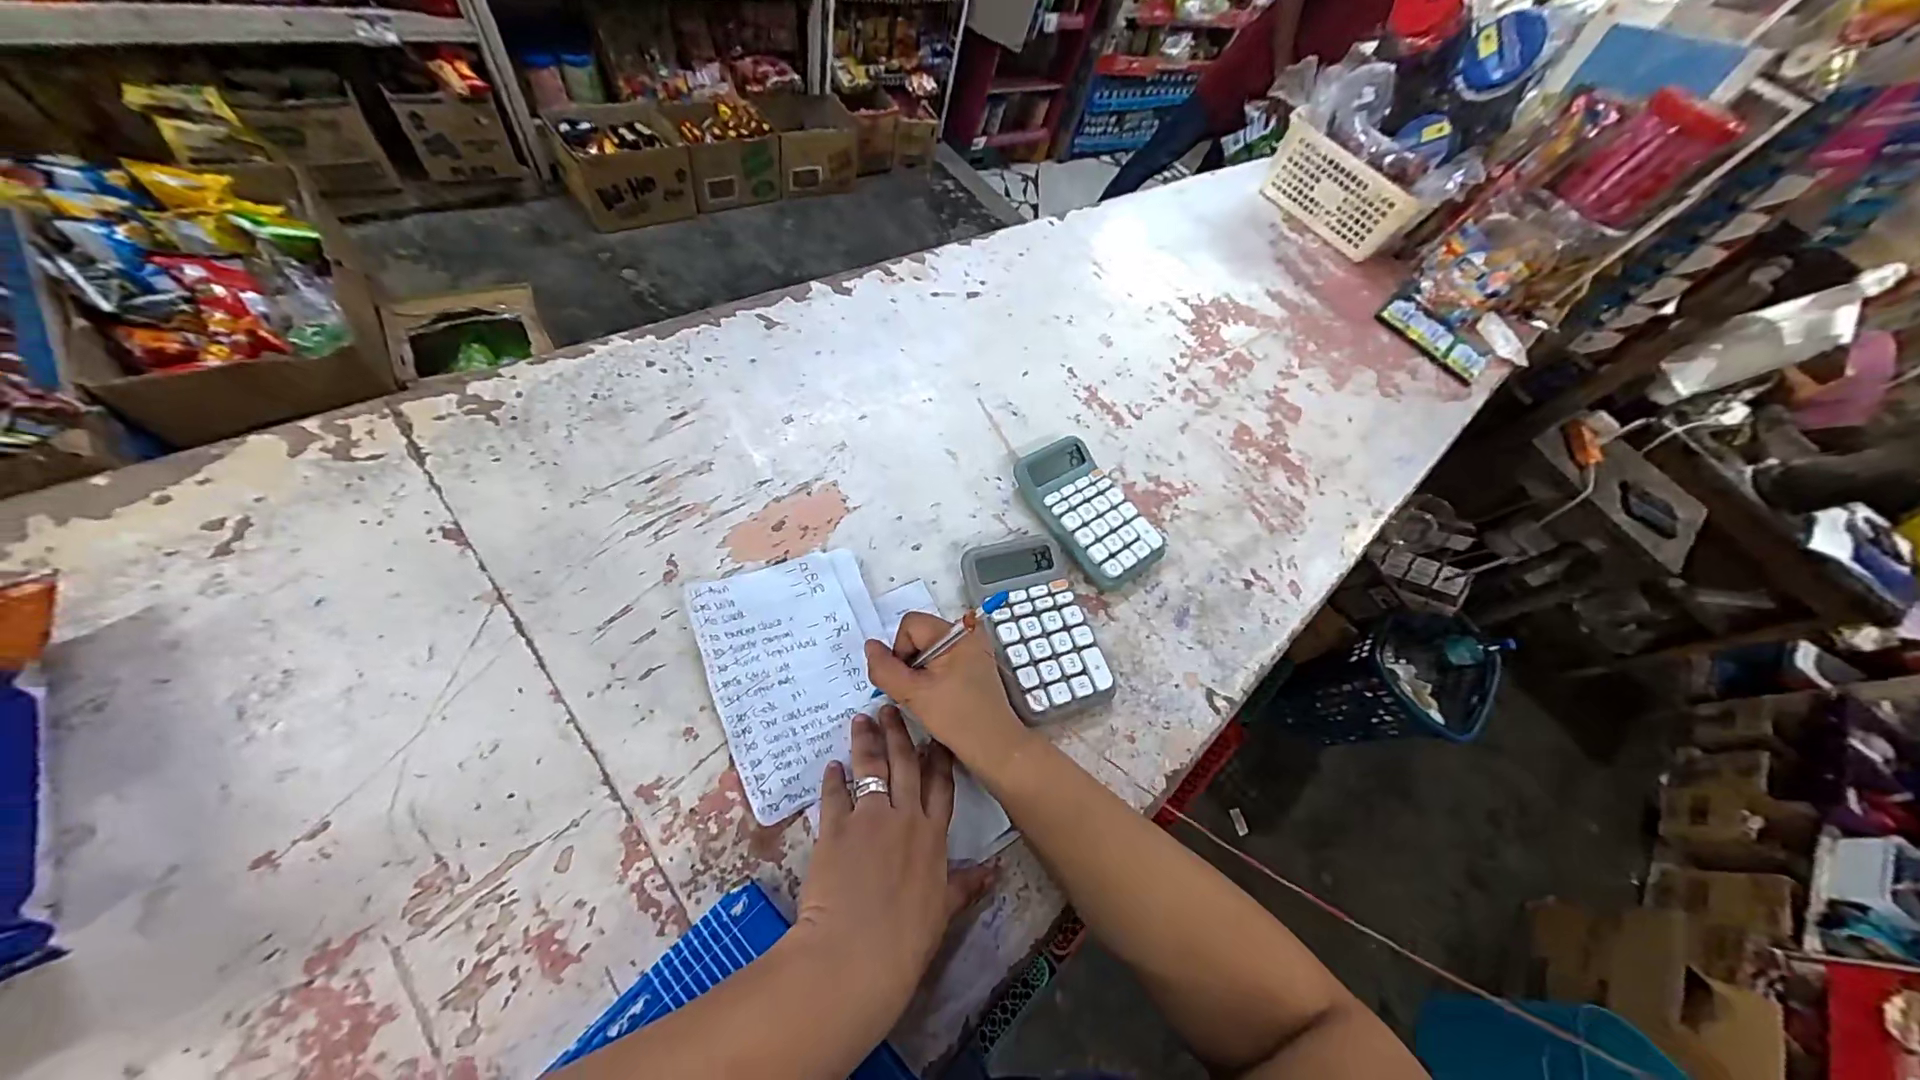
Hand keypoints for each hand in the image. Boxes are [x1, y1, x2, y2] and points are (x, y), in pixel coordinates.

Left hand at [795, 707, 994, 1009]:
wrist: (857, 953)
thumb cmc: (905, 940)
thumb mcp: (943, 910)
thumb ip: (965, 884)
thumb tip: (994, 871)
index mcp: (932, 836)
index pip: (940, 786)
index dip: (938, 759)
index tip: (935, 737)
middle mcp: (904, 818)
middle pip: (904, 765)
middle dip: (899, 734)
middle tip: (891, 708)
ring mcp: (869, 819)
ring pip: (870, 769)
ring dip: (866, 742)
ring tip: (861, 719)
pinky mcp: (835, 829)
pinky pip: (835, 795)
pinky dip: (833, 779)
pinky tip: (832, 765)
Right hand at [864, 612, 1030, 771]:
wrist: (996, 745)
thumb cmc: (956, 717)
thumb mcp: (912, 694)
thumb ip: (884, 669)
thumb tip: (870, 646)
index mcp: (957, 631)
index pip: (909, 625)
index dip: (899, 651)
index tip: (908, 681)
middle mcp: (970, 632)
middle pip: (920, 634)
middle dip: (910, 661)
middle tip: (917, 691)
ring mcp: (976, 647)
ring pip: (930, 649)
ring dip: (921, 670)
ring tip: (930, 696)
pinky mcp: (978, 662)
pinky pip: (945, 658)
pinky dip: (935, 674)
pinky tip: (941, 696)